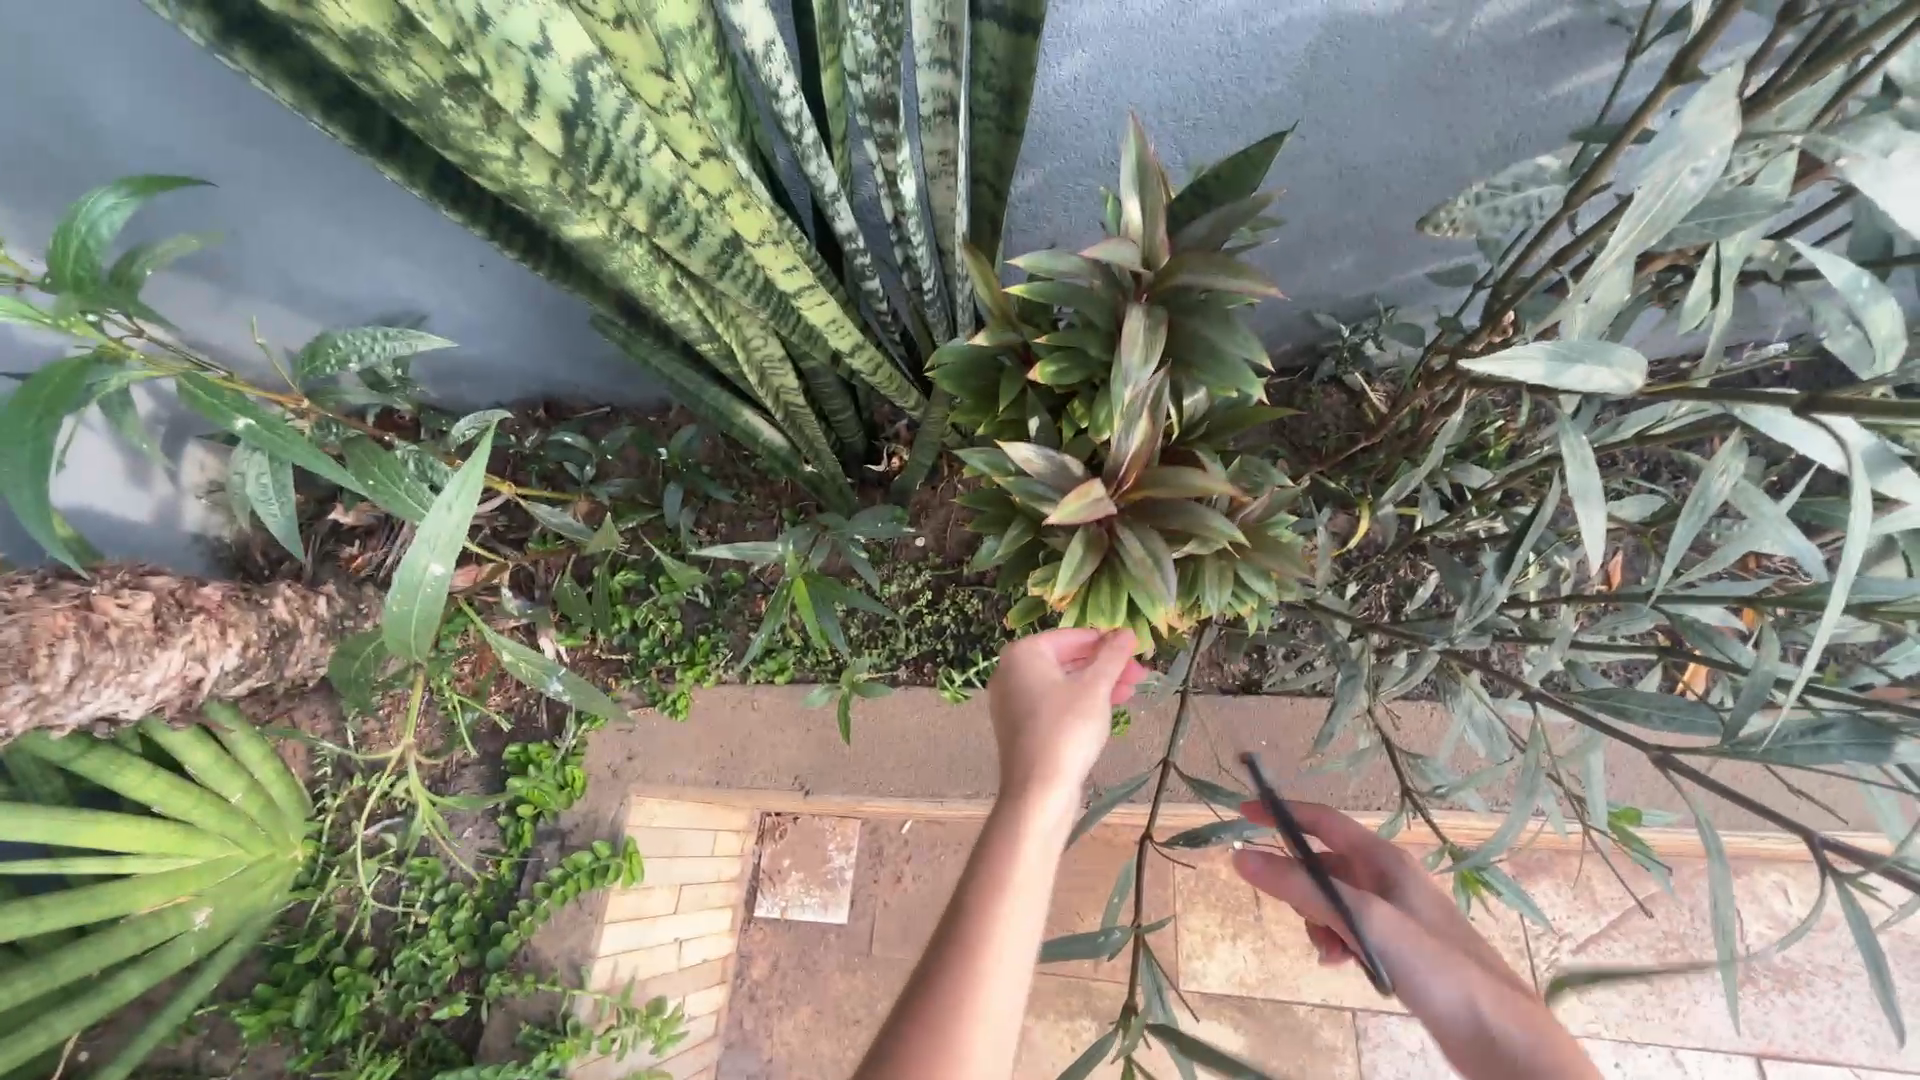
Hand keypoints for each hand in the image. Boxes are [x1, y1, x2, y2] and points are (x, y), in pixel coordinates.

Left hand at [986, 628, 1149, 808]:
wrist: (1038, 790)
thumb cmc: (1066, 729)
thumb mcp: (1095, 688)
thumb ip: (1112, 656)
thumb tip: (1127, 632)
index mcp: (1023, 654)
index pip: (1072, 636)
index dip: (1107, 642)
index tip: (1136, 649)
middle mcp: (1011, 672)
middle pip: (1067, 659)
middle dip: (1105, 665)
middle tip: (1140, 673)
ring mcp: (1012, 700)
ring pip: (1063, 682)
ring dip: (1098, 684)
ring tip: (1132, 691)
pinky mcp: (1020, 725)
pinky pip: (1054, 703)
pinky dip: (1080, 702)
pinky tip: (1108, 708)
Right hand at [1232, 801, 1598, 1079]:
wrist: (1503, 1037)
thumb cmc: (1435, 965)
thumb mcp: (1361, 920)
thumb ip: (1301, 887)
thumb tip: (1240, 856)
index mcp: (1384, 859)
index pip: (1322, 819)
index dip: (1281, 813)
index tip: (1241, 815)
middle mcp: (1389, 878)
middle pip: (1323, 863)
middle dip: (1299, 885)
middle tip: (1294, 912)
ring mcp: (1396, 914)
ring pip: (1333, 900)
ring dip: (1318, 919)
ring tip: (1328, 952)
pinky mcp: (1401, 948)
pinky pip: (1350, 929)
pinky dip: (1337, 941)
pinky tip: (1342, 964)